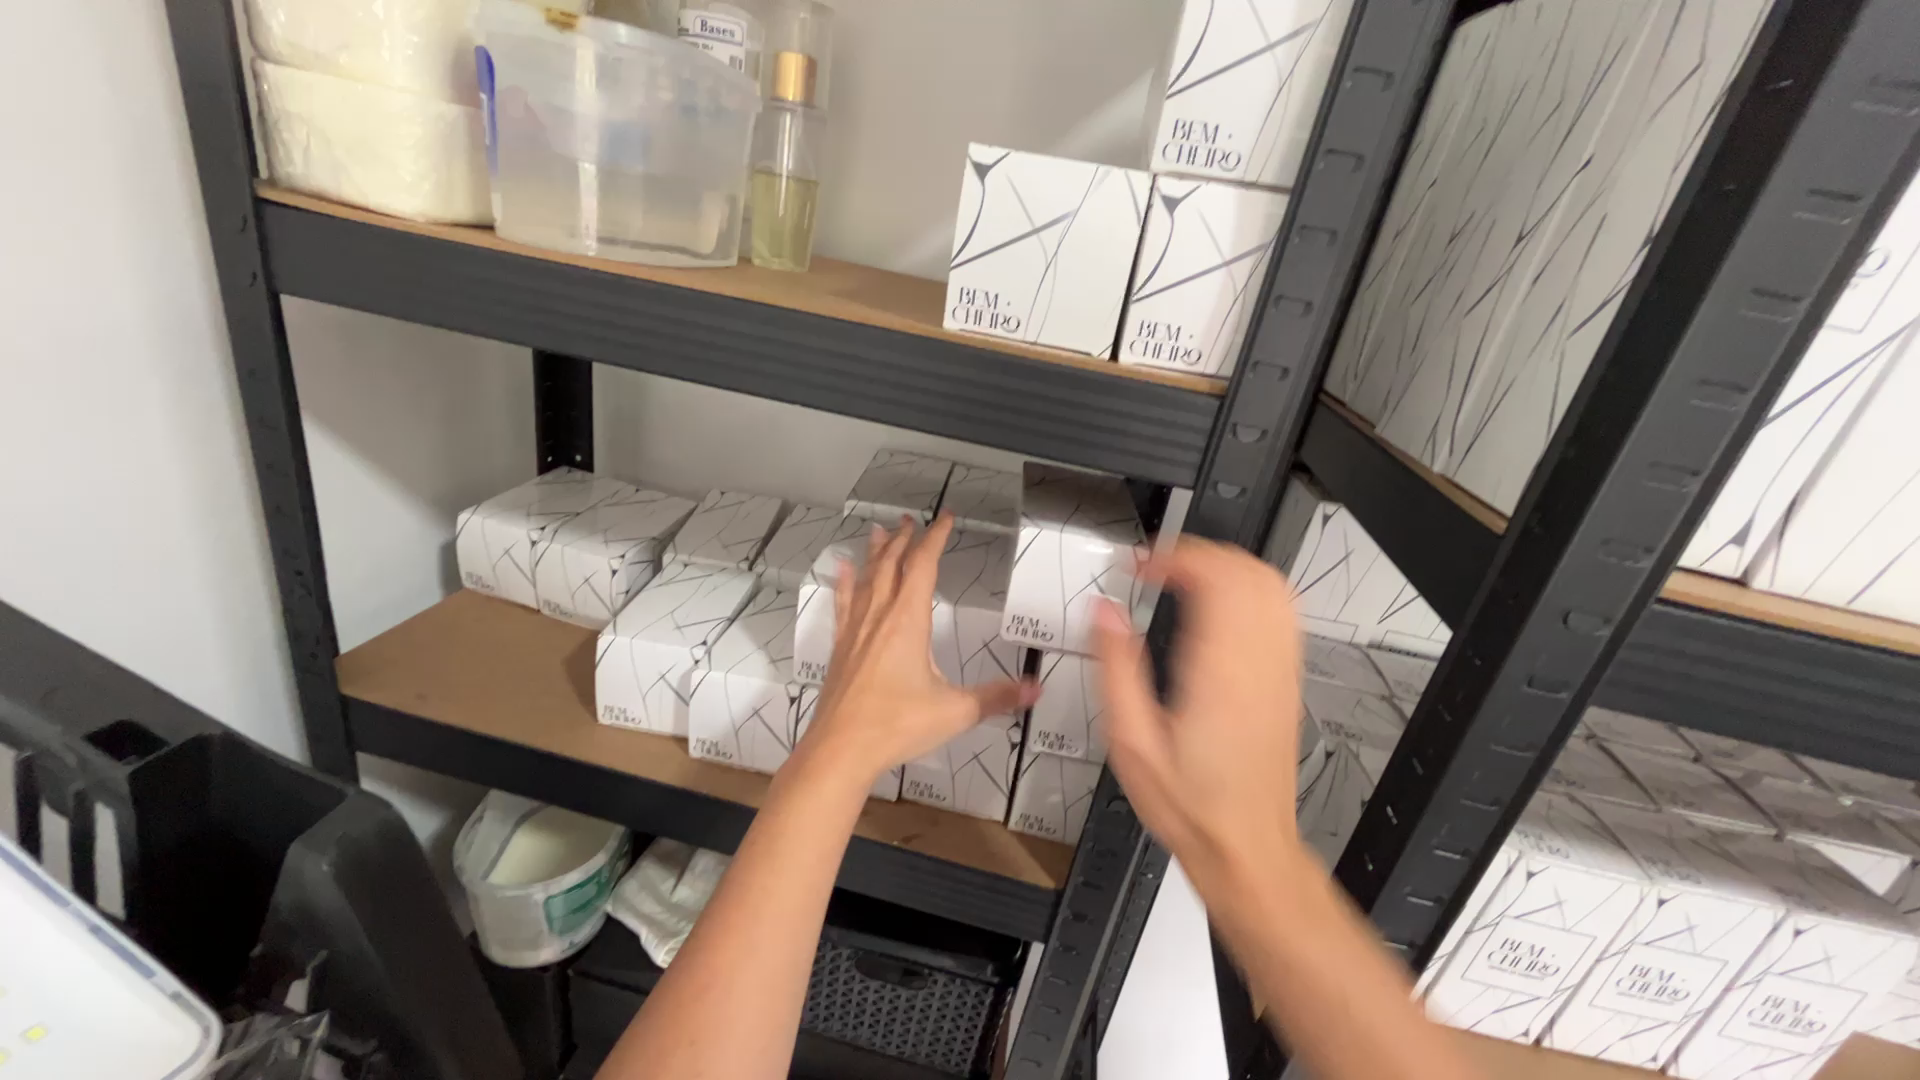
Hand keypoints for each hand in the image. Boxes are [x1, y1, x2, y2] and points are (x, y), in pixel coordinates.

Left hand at [799, 513, 1038, 781]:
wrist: (841, 749)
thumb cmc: (898, 725)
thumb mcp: (955, 711)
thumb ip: (996, 697)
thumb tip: (1035, 689)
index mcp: (908, 621)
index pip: (923, 565)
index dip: (936, 538)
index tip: (946, 519)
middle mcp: (879, 616)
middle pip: (892, 564)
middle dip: (905, 539)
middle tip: (912, 519)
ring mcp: (855, 630)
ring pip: (866, 578)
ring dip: (876, 553)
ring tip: (880, 531)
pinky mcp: (840, 647)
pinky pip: (843, 604)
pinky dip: (845, 582)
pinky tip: (842, 570)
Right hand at [1095, 538, 1307, 886]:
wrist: (1245, 847)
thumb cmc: (1191, 804)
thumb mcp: (1130, 740)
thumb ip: (1114, 666)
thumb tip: (1103, 613)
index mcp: (1219, 672)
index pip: (1214, 578)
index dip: (1173, 556)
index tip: (1140, 567)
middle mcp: (1258, 664)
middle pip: (1248, 571)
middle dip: (1200, 553)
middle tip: (1159, 566)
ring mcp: (1279, 673)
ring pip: (1272, 587)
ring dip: (1228, 567)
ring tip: (1185, 578)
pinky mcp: (1286, 684)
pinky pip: (1282, 616)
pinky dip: (1251, 592)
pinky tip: (1220, 608)